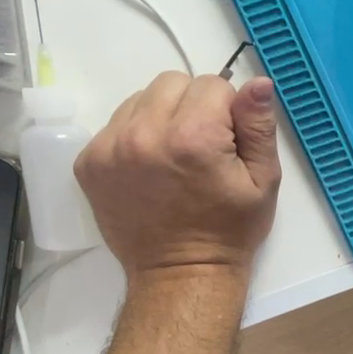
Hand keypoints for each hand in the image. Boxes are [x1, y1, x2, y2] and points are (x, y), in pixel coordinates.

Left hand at [76, 72, 281, 280]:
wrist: (181, 272)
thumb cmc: (232, 228)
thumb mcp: (264, 179)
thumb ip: (258, 126)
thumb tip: (258, 82)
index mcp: (193, 137)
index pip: (213, 84)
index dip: (230, 110)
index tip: (231, 142)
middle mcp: (144, 134)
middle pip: (173, 82)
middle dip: (195, 105)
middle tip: (205, 147)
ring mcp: (109, 146)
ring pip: (142, 98)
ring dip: (163, 116)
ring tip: (176, 156)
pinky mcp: (88, 160)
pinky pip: (117, 122)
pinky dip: (138, 134)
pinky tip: (153, 167)